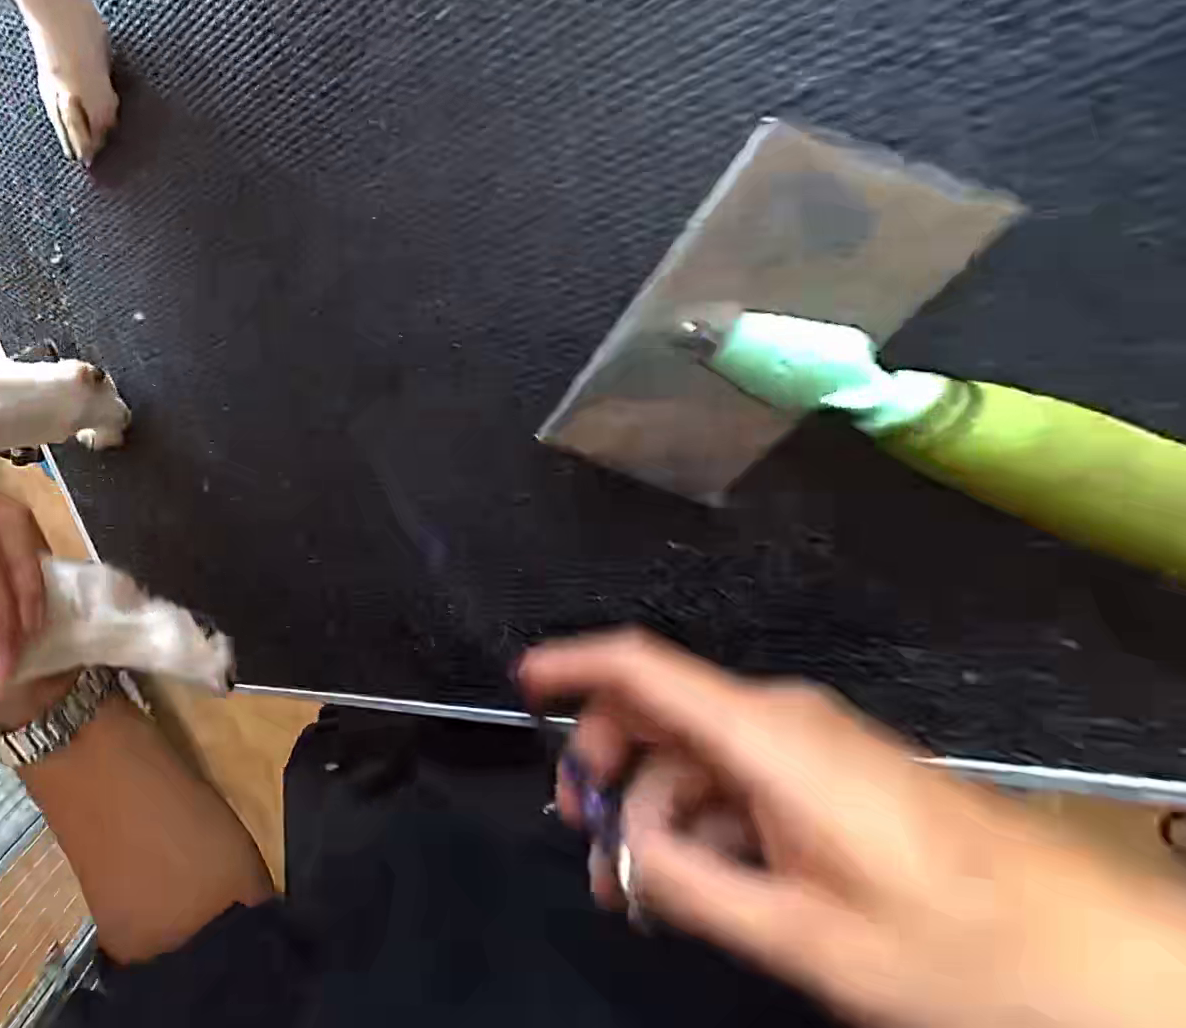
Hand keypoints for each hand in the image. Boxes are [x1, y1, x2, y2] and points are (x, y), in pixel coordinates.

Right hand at [517, 629, 1185, 1027]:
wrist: (1135, 980)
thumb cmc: (970, 955)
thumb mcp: (809, 938)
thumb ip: (690, 882)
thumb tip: (620, 848)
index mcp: (764, 736)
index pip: (641, 667)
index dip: (570, 664)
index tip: (520, 684)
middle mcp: (773, 720)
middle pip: (651, 718)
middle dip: (602, 771)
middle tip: (583, 838)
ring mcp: (800, 747)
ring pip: (686, 759)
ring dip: (648, 814)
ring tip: (636, 890)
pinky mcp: (822, 776)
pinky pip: (729, 782)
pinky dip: (695, 824)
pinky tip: (692, 884)